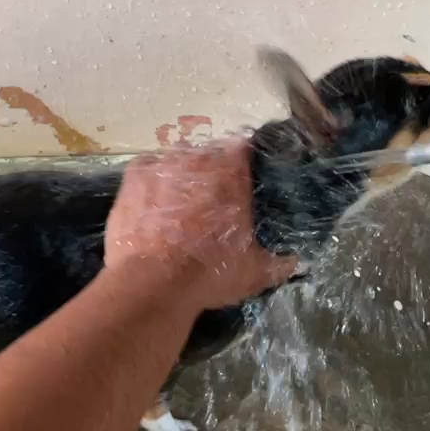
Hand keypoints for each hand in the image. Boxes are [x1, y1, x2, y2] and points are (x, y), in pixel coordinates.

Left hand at [104, 140, 297, 309]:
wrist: (153, 283)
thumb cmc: (210, 272)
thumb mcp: (255, 272)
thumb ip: (280, 262)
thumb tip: (296, 261)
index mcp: (233, 169)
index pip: (246, 147)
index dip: (246, 162)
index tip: (246, 180)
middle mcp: (198, 157)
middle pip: (210, 153)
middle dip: (213, 171)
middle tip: (214, 200)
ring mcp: (162, 162)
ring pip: (178, 160)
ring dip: (182, 175)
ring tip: (181, 204)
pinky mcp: (133, 175)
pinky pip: (148, 169)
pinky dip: (153, 181)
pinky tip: (154, 203)